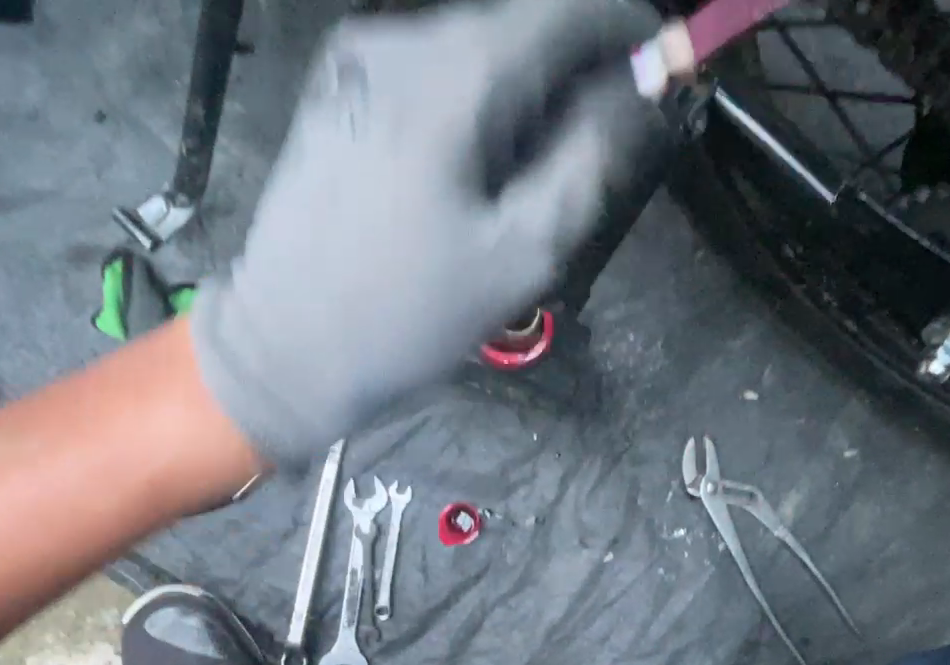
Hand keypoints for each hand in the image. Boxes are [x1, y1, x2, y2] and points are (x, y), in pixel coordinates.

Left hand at [191, 0, 662, 466]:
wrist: (287, 347)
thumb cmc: (408, 316)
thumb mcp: (522, 253)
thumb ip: (590, 159)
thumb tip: (636, 91)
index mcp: (452, 77)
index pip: (565, 13)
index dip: (625, 31)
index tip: (662, 67)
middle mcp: (401, 43)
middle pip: (519, 31)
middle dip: (570, 81)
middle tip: (590, 158)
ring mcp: (359, 62)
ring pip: (475, 56)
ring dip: (521, 103)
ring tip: (520, 189)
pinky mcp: (338, 92)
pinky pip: (431, 78)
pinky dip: (473, 111)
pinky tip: (468, 179)